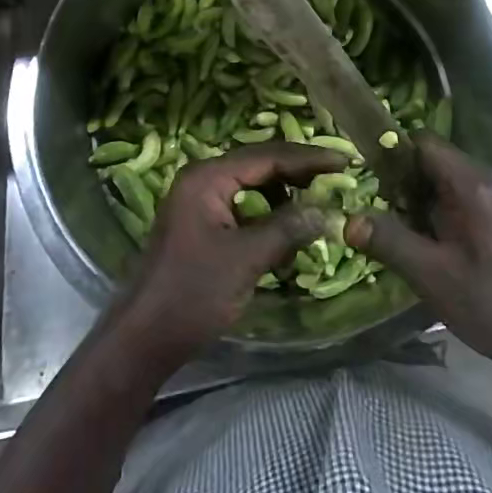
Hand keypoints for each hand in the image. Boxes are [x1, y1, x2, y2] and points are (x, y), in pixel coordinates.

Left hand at [113, 143, 341, 363]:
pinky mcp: (203, 224)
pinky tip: (289, 232)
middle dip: (299, 172)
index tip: (345, 162)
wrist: (146, 336)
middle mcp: (202, 179)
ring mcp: (200, 201)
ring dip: (285, 195)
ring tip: (318, 205)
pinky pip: (243, 207)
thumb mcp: (245, 259)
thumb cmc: (192, 293)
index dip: (309, 158)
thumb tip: (328, 212)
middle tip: (339, 176)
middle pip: (260, 164)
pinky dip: (268, 216)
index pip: (267, 156)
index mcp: (207, 177)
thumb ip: (288, 229)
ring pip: (253, 186)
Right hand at [348, 133, 491, 464]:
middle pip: (435, 159)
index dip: (393, 154)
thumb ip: (388, 241)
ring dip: (420, 196)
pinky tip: (428, 240)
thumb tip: (347, 220)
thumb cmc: (491, 305)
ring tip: (398, 226)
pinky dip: (439, 208)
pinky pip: (462, 195)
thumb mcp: (431, 275)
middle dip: (403, 179)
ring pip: (446, 178)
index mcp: (475, 185)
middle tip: (379, 208)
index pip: (424, 142)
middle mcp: (491, 180)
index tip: (369, 178)